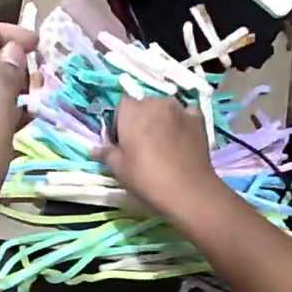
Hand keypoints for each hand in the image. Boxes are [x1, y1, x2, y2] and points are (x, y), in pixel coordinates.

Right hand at [96, 95, 228, 219]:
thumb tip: (93, 149)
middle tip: (142, 143)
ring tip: (164, 142)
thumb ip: (106, 153)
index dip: (121, 121)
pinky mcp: (198, 120)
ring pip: (166, 108)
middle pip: (144, 105)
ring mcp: (180, 109)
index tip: (123, 141)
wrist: (187, 189)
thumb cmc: (146, 177)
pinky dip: (183, 121)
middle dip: (142, 118)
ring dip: (162, 119)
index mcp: (132, 111)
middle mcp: (156, 103)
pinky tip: (183, 136)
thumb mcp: (119, 168)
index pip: (122, 105)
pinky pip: (187, 114)